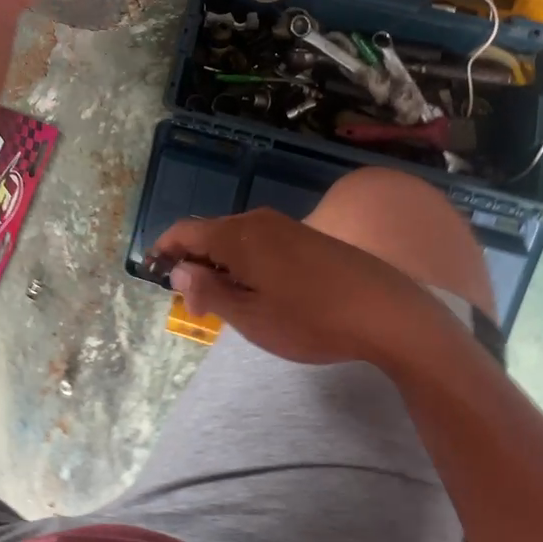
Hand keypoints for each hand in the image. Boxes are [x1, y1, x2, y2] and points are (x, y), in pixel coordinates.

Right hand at [152, 209, 445, 365]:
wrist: (389, 313)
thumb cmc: (312, 320)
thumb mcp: (252, 318)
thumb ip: (210, 291)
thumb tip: (179, 270)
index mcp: (238, 236)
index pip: (185, 231)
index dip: (164, 250)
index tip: (153, 274)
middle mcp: (258, 221)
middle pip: (210, 232)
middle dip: (194, 263)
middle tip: (195, 304)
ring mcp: (286, 226)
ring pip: (237, 237)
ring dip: (222, 264)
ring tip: (227, 302)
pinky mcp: (309, 237)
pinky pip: (262, 241)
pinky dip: (247, 262)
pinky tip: (261, 291)